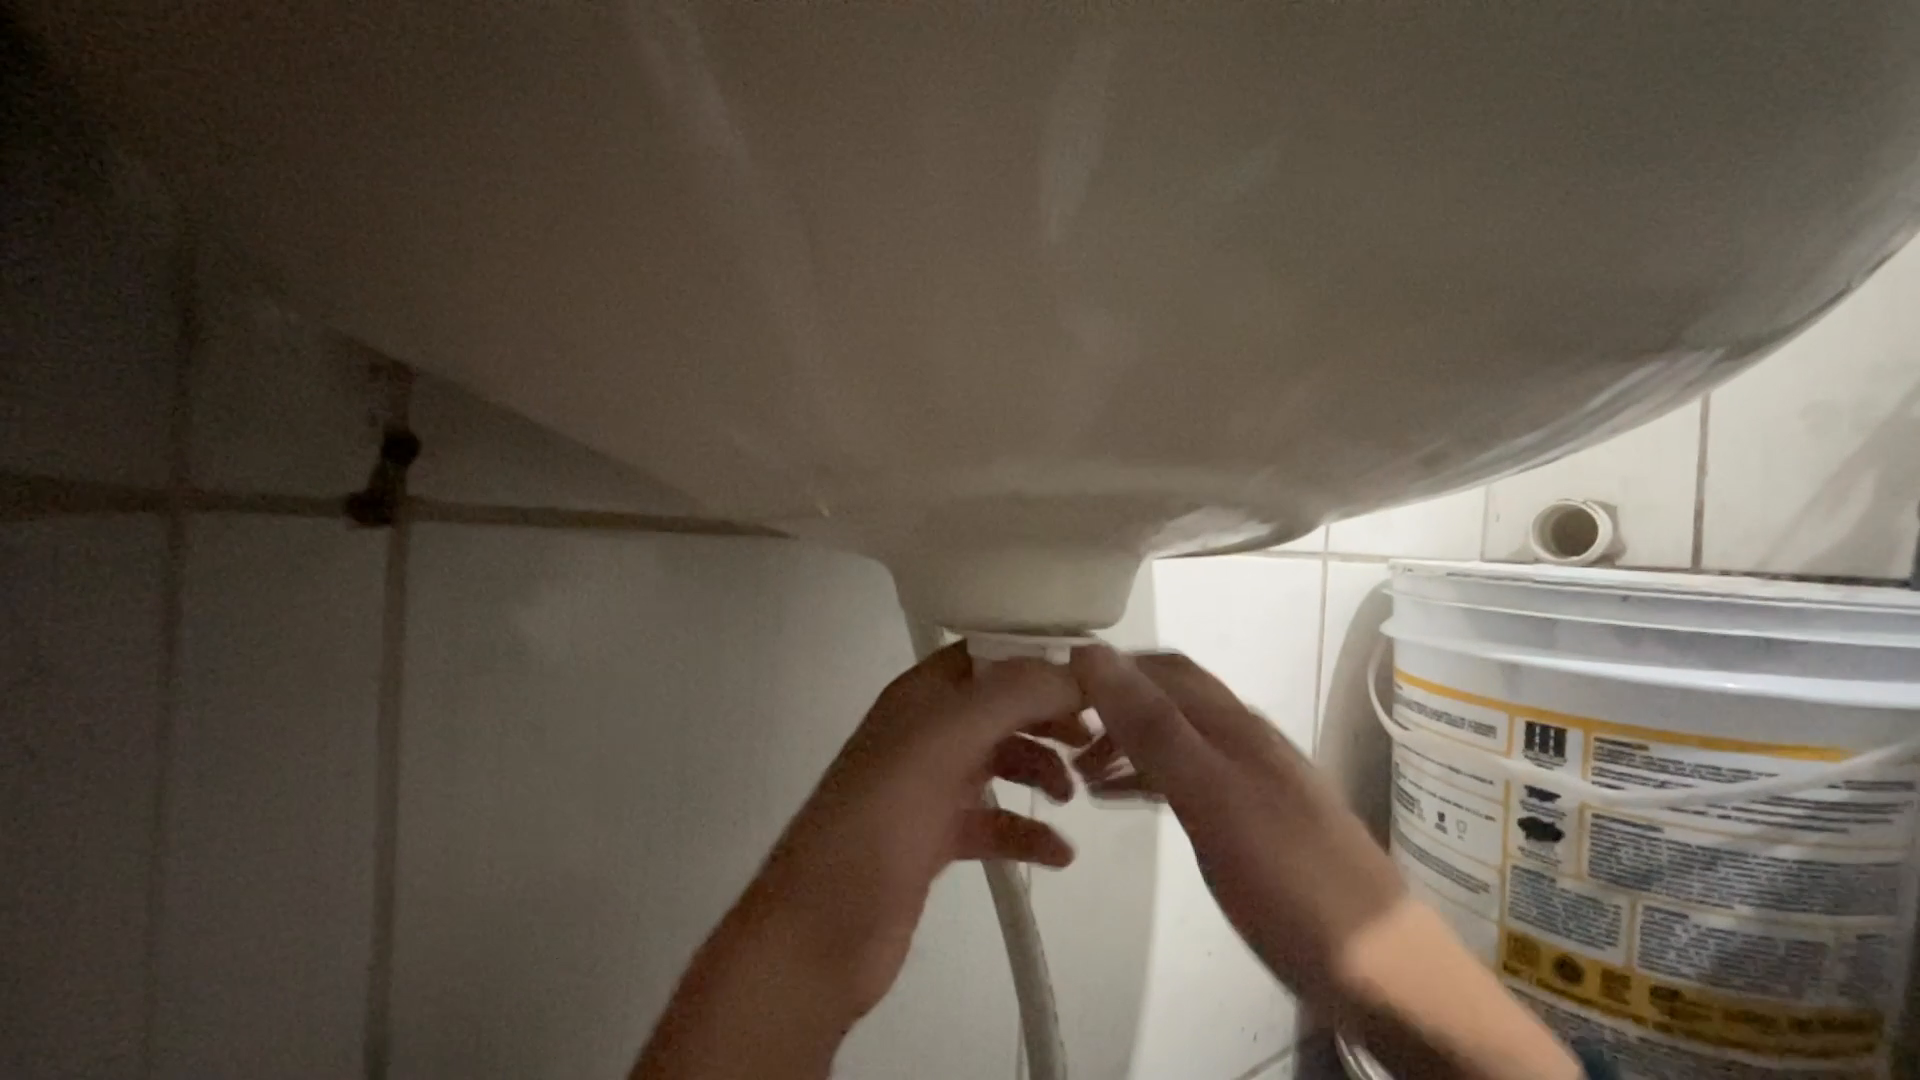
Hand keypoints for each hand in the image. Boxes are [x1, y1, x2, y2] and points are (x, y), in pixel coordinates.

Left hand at [743, 641, 1088, 1014]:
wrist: (820, 932)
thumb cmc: (880, 823)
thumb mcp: (943, 743)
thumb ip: (1010, 697)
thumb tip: (1076, 672)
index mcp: (919, 698)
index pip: (986, 655)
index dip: (1036, 657)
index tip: (1093, 676)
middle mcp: (923, 734)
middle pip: (999, 707)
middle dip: (1047, 715)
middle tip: (1092, 737)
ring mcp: (927, 788)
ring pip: (999, 761)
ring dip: (1040, 769)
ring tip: (1072, 795)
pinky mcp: (934, 839)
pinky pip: (993, 822)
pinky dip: (1027, 832)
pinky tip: (1059, 854)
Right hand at [1071, 646, 1579, 1079]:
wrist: (1384, 973)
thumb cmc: (1288, 881)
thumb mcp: (1210, 797)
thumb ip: (1152, 727)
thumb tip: (1094, 655)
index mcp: (1235, 725)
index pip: (1161, 669)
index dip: (1108, 670)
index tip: (1051, 694)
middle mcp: (1246, 739)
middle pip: (1169, 699)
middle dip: (1112, 706)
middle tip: (1058, 739)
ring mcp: (1255, 780)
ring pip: (1177, 739)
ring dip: (1127, 744)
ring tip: (1078, 775)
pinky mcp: (1257, 821)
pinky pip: (1190, 778)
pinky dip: (1149, 778)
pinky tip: (1127, 802)